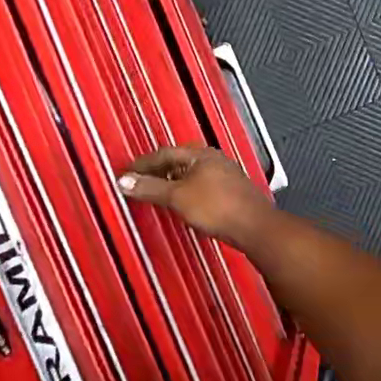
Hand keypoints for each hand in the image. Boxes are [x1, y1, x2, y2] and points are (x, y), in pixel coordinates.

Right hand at [117, 146, 275, 247]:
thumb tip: (127, 181)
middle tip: (137, 182)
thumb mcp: (178, 197)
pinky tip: (181, 205)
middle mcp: (214, 160)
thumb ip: (151, 188)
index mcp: (201, 155)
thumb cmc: (223, 208)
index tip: (127, 173)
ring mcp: (224, 176)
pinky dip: (185, 193)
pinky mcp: (229, 193)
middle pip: (177, 162)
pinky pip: (200, 187)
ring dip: (170, 183)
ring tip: (155, 194)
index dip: (142, 164)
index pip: (164, 153)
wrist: (253, 227)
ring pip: (189, 175)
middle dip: (156, 172)